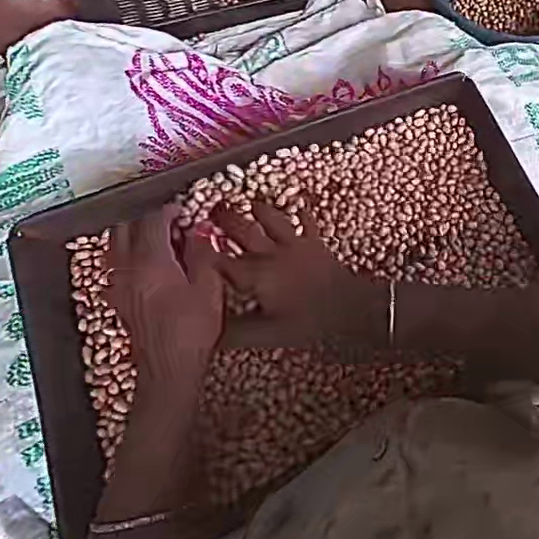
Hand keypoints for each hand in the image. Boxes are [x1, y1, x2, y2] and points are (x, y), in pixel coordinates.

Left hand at [108, 203, 224, 390]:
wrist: (169, 367)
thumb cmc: (193, 329)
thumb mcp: (209, 288)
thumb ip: (202, 253)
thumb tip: (197, 229)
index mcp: (150, 262)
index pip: (152, 221)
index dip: (169, 210)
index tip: (186, 210)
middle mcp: (127, 268)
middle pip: (125, 227)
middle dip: (147, 217)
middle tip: (172, 220)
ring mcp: (118, 283)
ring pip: (116, 243)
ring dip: (135, 233)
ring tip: (162, 238)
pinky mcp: (118, 296)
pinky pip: (118, 261)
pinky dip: (131, 251)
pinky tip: (154, 260)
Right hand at [212, 202, 385, 347]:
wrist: (353, 308)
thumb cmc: (310, 324)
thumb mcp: (268, 335)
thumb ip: (234, 333)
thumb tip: (205, 335)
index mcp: (255, 276)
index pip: (220, 261)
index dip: (201, 252)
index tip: (184, 243)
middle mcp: (271, 255)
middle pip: (243, 231)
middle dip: (225, 221)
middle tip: (210, 211)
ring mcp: (296, 246)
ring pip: (273, 220)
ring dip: (259, 211)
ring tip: (248, 202)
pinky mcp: (316, 244)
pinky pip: (306, 224)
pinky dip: (301, 214)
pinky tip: (299, 207)